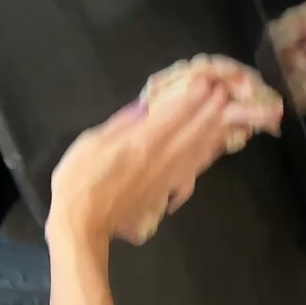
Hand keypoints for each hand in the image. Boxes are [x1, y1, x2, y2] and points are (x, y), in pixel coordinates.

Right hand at [47, 78, 240, 246]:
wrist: (83, 223)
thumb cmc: (79, 180)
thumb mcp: (89, 142)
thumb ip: (119, 124)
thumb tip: (144, 108)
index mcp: (141, 141)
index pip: (176, 113)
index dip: (194, 96)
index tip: (207, 82)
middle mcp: (162, 156)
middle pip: (194, 129)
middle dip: (211, 108)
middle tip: (223, 91)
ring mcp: (168, 176)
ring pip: (199, 149)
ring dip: (215, 129)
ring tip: (227, 112)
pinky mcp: (167, 190)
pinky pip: (193, 168)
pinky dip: (207, 155)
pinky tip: (213, 147)